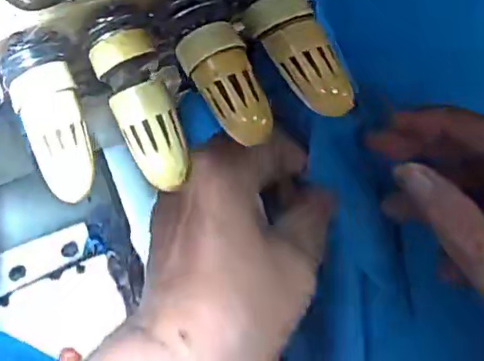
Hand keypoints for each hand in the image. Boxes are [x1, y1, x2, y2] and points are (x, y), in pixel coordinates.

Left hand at [94, 134, 334, 360]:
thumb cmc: (244, 301)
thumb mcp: (294, 262)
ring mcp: (171, 187)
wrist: (182, 342)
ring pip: (215, 167)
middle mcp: (189, 165)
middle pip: (236, 149)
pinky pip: (198, 186)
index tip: (315, 184)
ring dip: (245, 180)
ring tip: (270, 217)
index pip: (266, 142)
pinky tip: (237, 228)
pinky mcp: (162, 211)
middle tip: (296, 202)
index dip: (297, 158)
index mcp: (220, 167)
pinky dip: (221, 194)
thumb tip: (321, 193)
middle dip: (269, 167)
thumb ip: (311, 217)